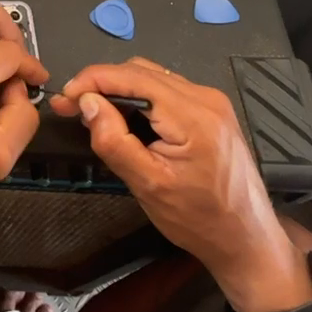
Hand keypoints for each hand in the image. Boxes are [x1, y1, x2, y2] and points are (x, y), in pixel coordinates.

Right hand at [51, 58, 311, 311]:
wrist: (247, 241)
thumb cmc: (198, 219)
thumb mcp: (148, 185)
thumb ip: (115, 141)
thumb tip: (86, 102)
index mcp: (193, 116)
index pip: (132, 77)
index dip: (92, 81)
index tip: (64, 98)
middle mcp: (205, 97)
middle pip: (139, 71)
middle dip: (100, 84)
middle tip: (72, 108)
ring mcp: (211, 100)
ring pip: (150, 76)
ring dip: (117, 89)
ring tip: (93, 113)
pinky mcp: (210, 109)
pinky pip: (164, 89)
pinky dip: (137, 96)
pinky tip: (123, 117)